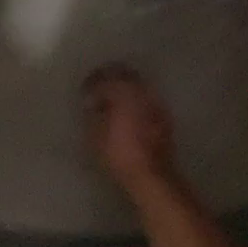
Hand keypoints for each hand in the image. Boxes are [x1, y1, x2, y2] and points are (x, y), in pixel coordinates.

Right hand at [86, 64, 176, 190]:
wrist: (151, 173)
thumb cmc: (118, 154)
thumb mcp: (95, 135)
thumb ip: (92, 114)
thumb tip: (92, 103)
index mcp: (123, 92)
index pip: (104, 77)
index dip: (91, 82)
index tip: (83, 89)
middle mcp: (142, 91)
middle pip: (125, 73)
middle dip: (110, 77)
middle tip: (98, 88)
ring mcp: (156, 101)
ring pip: (138, 84)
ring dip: (124, 87)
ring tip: (112, 99)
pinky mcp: (164, 114)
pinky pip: (146, 98)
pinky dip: (135, 99)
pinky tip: (128, 111)